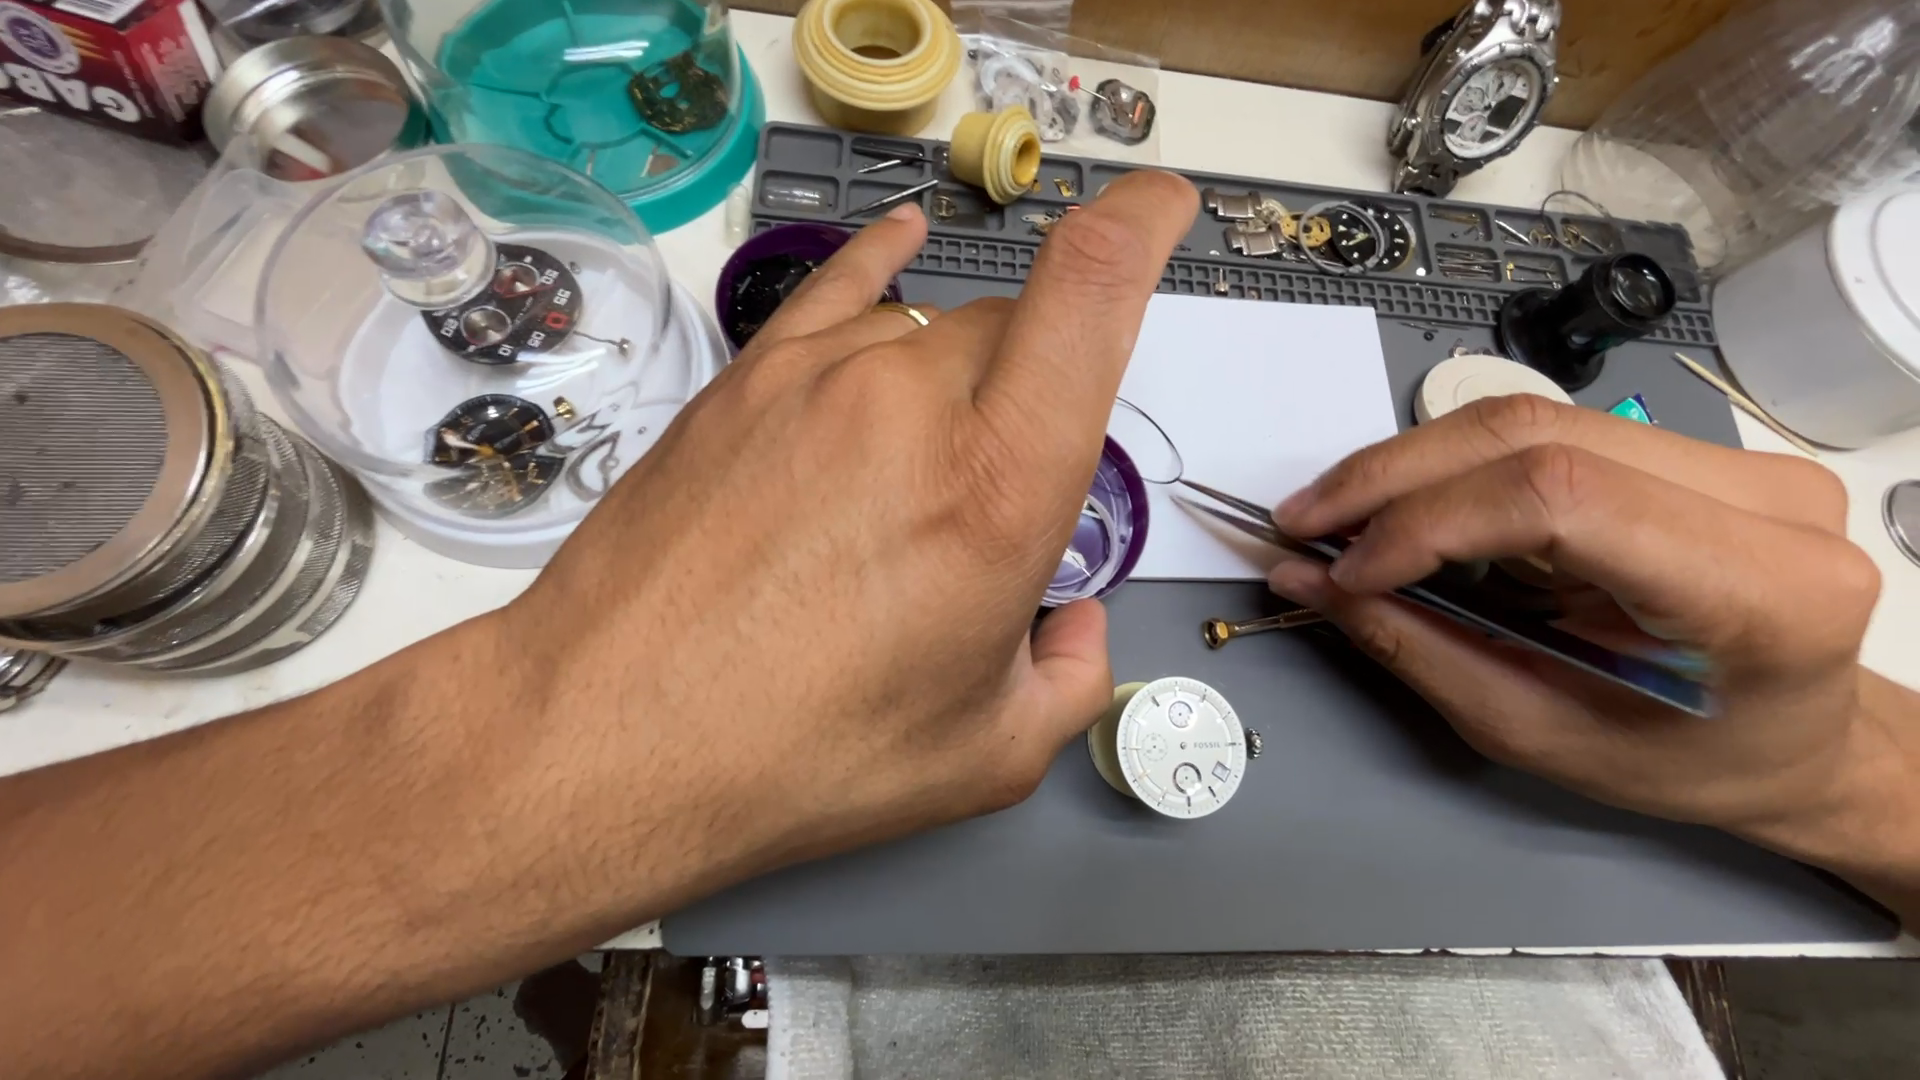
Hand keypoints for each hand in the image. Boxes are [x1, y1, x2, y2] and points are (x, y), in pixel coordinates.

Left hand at [509, 174, 1198, 911]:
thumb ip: (1073, 677)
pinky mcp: (745, 382)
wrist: (609, 738)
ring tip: (911, 480)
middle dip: (1035, 391)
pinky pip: (838, 293)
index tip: (1168, 206)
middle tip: (994, 491)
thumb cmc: (802, 758)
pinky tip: (899, 249)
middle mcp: (913, 402)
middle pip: (1014, 331)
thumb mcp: (988, 755)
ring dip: (957, 383)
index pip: (1092, 291)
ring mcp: (818, 377)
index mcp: (1000, 487)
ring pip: (932, 328)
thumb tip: (1073, 625)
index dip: (1145, 223)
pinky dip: (883, 271)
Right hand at [1265, 395, 1887, 840]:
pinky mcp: (1672, 451)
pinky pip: (1525, 435)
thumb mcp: (1529, 727)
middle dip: (1387, 477)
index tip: (1343, 571)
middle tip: (1302, 523)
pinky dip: (1435, 468)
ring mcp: (1720, 458)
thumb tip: (1305, 578)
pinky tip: (1389, 506)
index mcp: (1756, 587)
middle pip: (1524, 434)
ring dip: (1399, 466)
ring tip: (1331, 515)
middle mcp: (1756, 494)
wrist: (1790, 740)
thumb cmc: (1675, 761)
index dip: (1424, 522)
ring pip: (1515, 419)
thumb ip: (1412, 643)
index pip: (1556, 497)